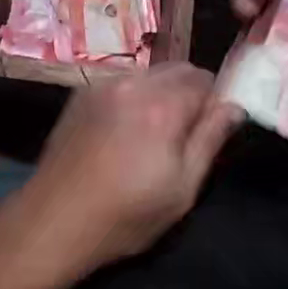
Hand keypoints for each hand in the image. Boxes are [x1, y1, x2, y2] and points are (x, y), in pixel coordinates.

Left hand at [7, 64, 242, 278]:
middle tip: (186, 133)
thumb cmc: (125, 215)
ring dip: (162, 92)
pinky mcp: (82, 93)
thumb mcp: (182, 188)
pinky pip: (123, 81)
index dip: (216, 102)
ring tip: (153, 133)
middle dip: (191, 92)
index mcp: (163, 106)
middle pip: (179, 69)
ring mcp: (103, 84)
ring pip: (150, 73)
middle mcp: (134, 84)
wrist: (54, 219)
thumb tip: (234, 106)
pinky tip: (124, 130)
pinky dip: (134, 95)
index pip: (207, 80)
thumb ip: (211, 140)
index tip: (211, 129)